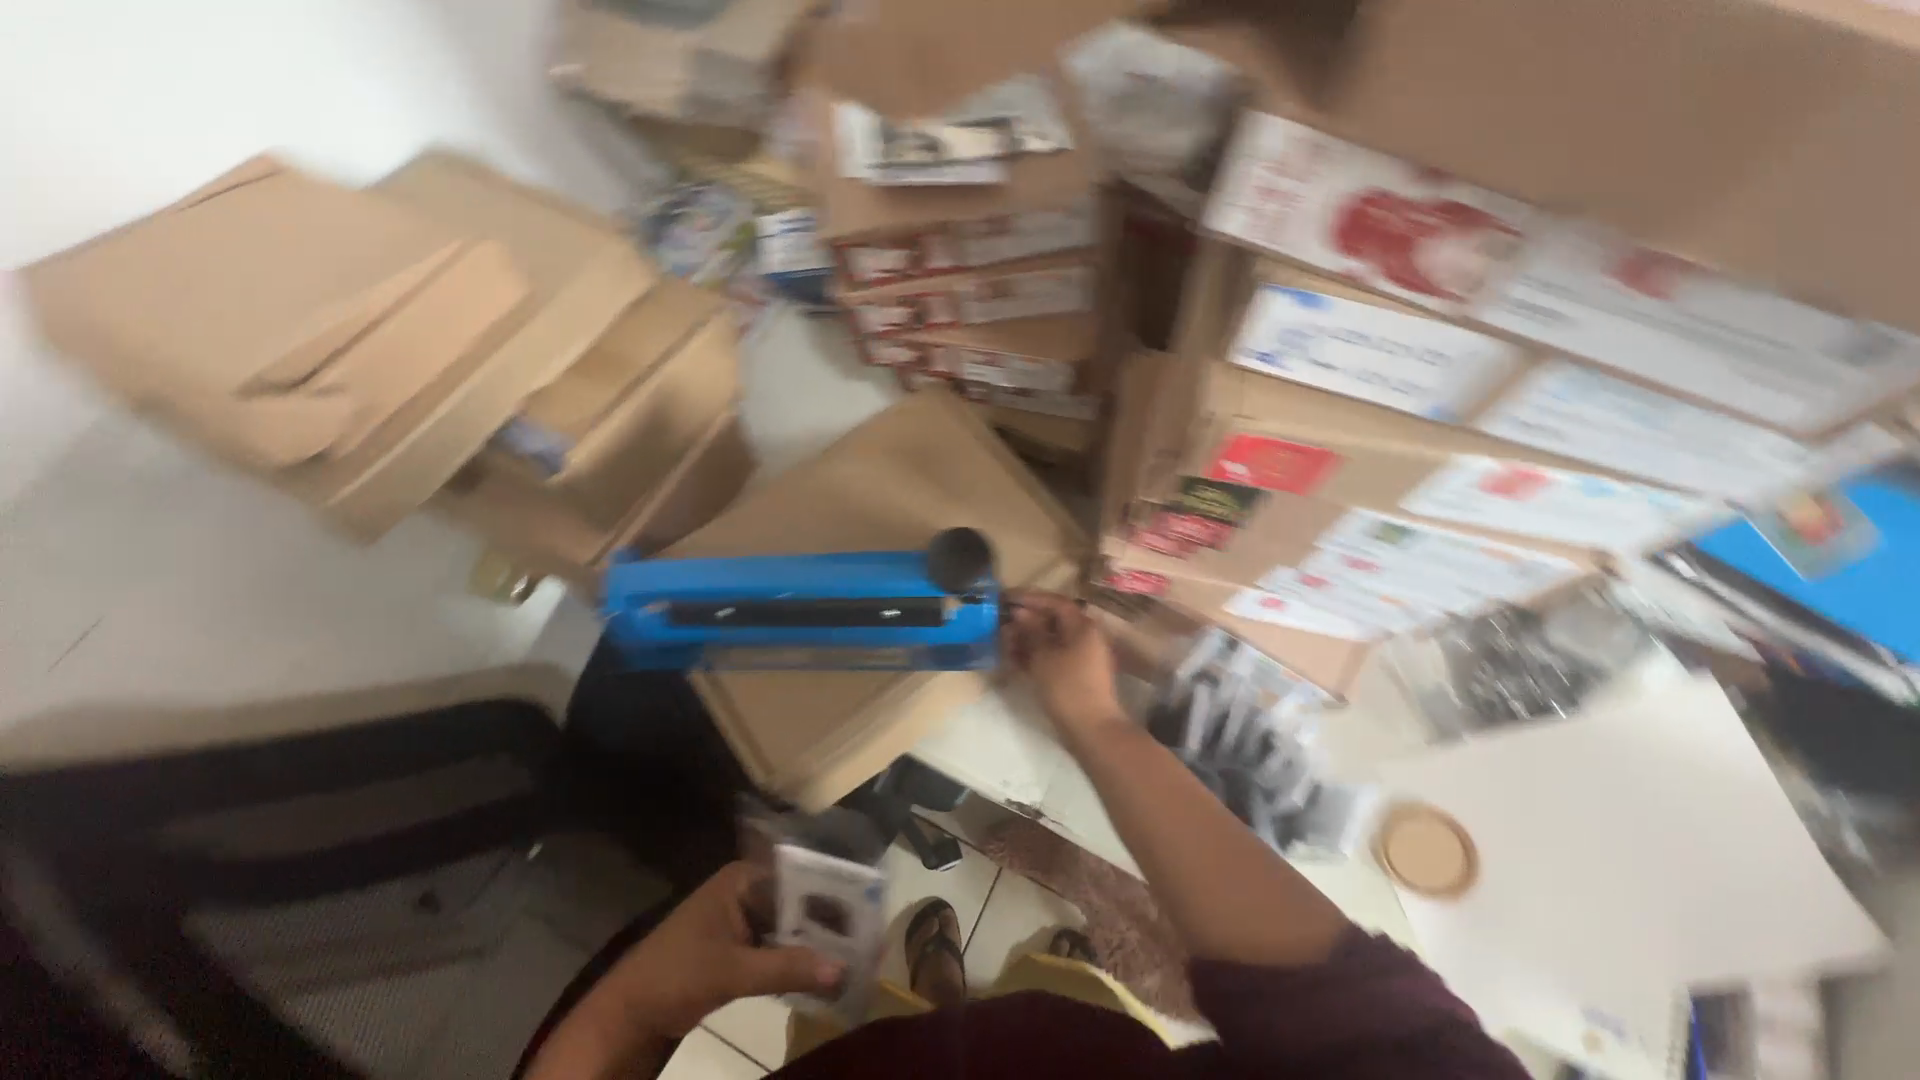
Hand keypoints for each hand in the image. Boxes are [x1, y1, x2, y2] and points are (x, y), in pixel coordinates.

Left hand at [589, 862, 844, 1040]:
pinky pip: (781, 948)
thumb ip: (787, 967)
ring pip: (793, 927)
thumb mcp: (732, 971)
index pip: (799, 875)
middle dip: (831, 921)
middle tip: (871, 938)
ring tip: (860, 956)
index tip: (869, 907)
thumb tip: (843, 970)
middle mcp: (748, 891)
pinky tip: (829, 975)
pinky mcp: (742, 948)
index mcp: (743, 879)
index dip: (834, 891)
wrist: (628, 1014)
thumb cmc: (674, 975)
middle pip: (800, 901)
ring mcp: (745, 920)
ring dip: (819, 944)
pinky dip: (801, 961)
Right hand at [1001, 590, 1127, 744]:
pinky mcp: (1075, 676)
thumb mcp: (1043, 656)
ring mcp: (1082, 658)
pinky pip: (1053, 657)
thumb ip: (1030, 631)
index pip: (1055, 602)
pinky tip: (1013, 660)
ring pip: (1051, 640)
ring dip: (1027, 639)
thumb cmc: (1067, 687)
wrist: (1091, 729)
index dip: (1030, 598)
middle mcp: (1086, 637)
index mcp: (1083, 626)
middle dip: (1026, 621)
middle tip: (1000, 622)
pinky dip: (1034, 656)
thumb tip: (1020, 613)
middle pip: (1053, 621)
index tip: (1006, 599)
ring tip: (1002, 642)